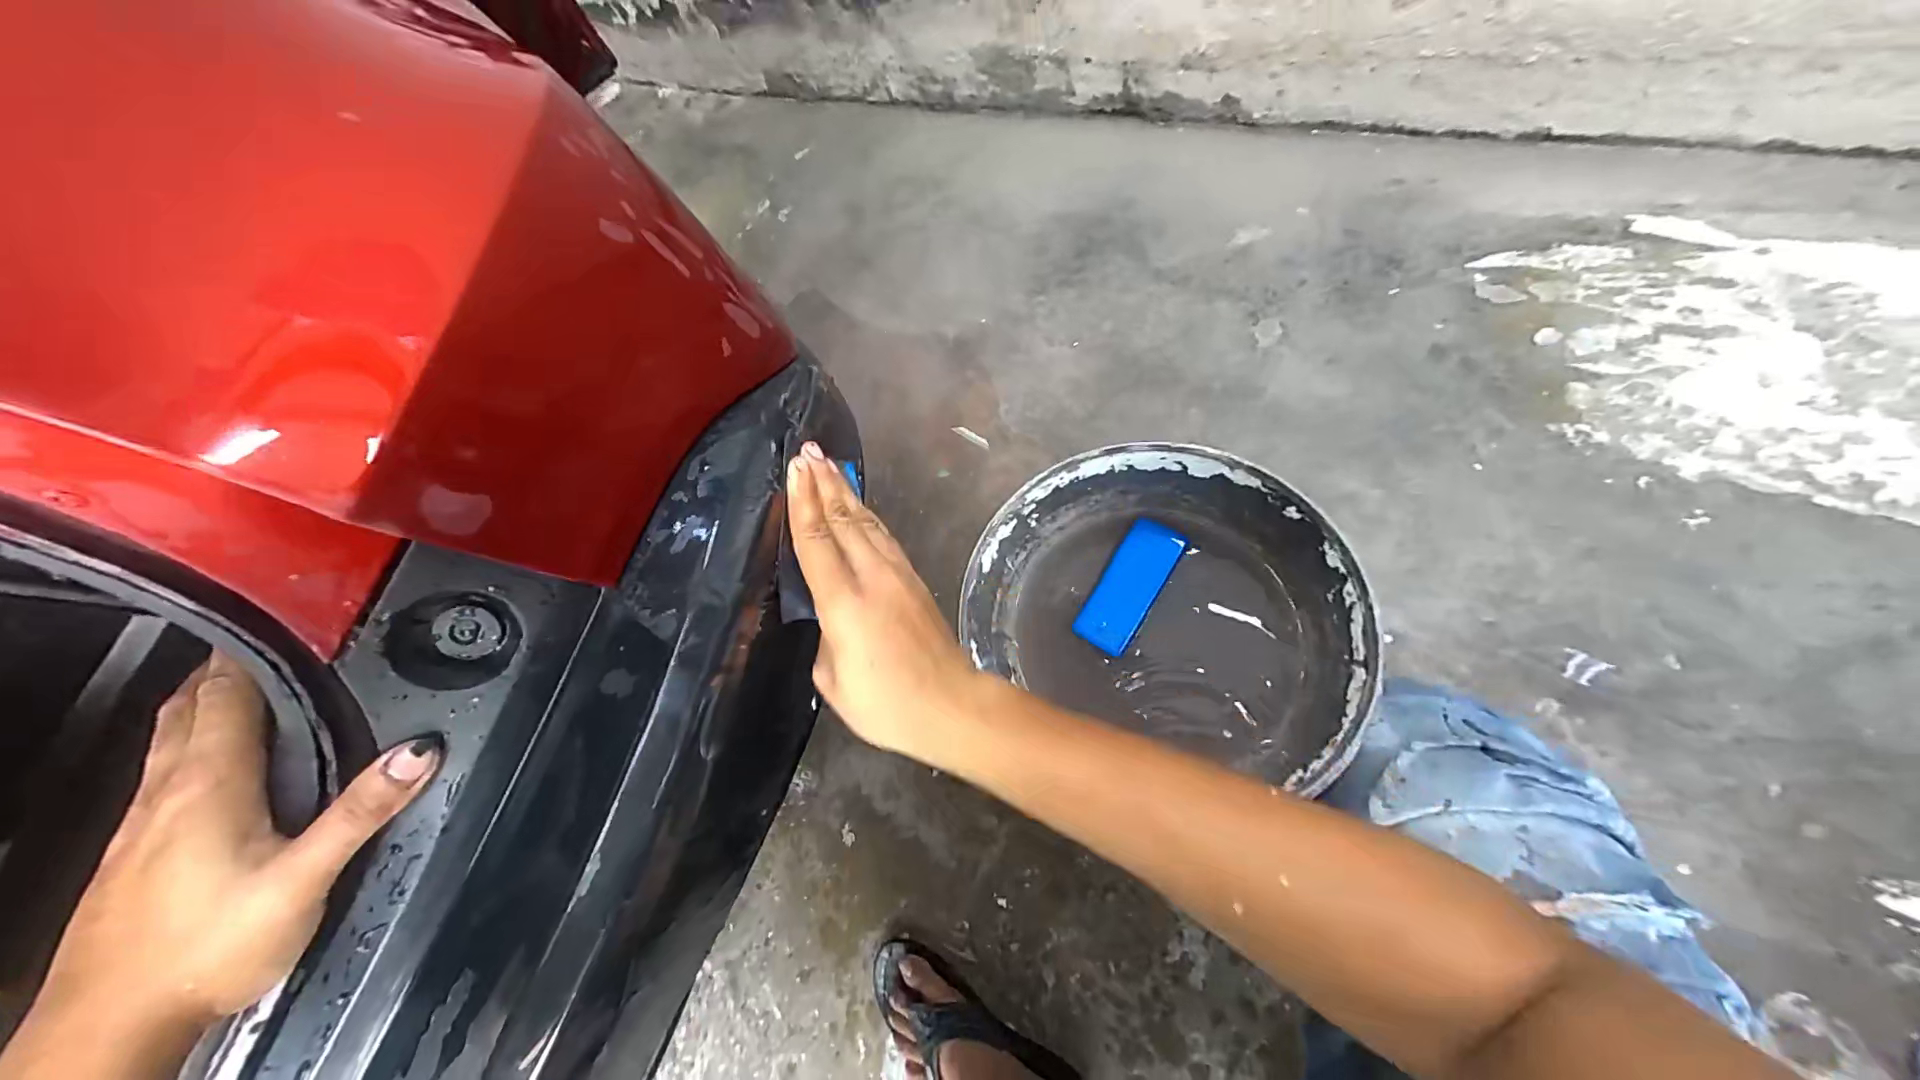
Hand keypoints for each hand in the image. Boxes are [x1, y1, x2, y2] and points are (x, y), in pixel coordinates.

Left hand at [0, 652, 440, 1079]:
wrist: (106, 1034)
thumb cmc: (205, 951)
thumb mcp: (306, 877)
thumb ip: (364, 809)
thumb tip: (418, 752)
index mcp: (207, 787)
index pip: (223, 696)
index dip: (248, 655)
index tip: (274, 621)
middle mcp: (164, 796)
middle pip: (188, 710)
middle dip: (223, 671)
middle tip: (263, 644)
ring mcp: (138, 827)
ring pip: (165, 740)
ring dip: (201, 703)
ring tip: (236, 684)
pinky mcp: (128, 856)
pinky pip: (159, 774)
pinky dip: (187, 744)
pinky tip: (208, 765)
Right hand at [787, 442, 989, 758]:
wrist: (950, 705)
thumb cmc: (887, 705)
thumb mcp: (833, 681)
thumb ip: (825, 640)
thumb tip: (831, 620)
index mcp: (845, 604)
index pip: (817, 542)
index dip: (802, 504)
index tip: (793, 471)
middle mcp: (873, 579)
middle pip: (843, 520)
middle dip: (823, 483)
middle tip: (807, 452)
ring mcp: (898, 576)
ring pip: (867, 523)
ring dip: (846, 491)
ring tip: (828, 465)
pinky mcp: (914, 581)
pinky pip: (884, 537)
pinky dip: (867, 515)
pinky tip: (859, 506)